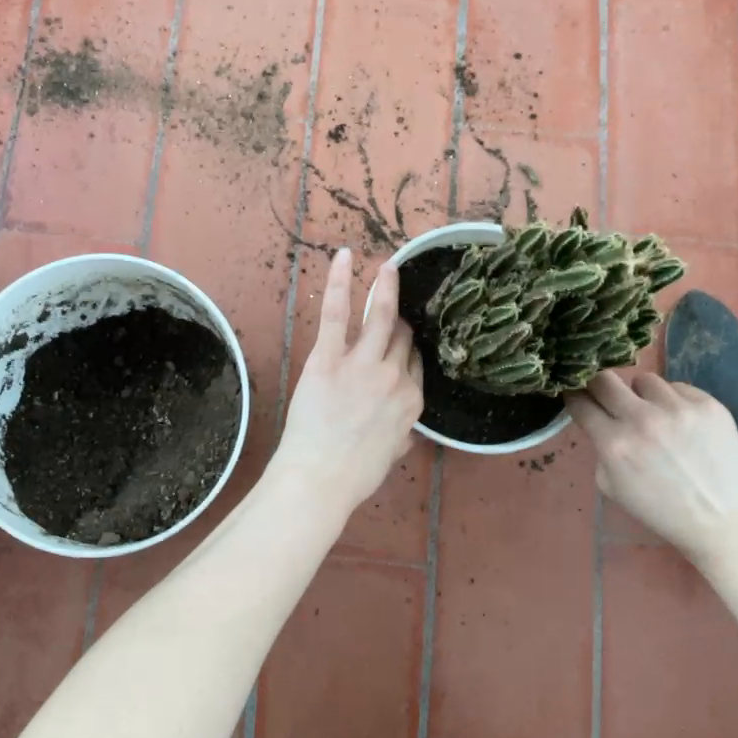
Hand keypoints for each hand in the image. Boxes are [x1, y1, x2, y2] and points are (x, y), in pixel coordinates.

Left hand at [275, 249, 424, 512]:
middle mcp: (395, 376)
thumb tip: (407, 431)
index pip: (416, 363)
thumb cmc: (355, 474)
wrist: (321, 478)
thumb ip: (402, 435)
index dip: (409, 350)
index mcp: (412, 401)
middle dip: (399, 321)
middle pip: (402, 338)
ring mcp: (364, 364)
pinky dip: (341, 282)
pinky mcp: (329, 358)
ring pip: (381, 318)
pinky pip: (339, 313)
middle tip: (392, 302)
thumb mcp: (392, 455)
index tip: (404, 340)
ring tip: (389, 267)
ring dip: (386, 289)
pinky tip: (345, 259)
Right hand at [568, 371, 737, 567]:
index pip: (580, 402)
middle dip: (599, 387)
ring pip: (644, 380)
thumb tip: (603, 425)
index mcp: (614, 444)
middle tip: (608, 399)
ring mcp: (678, 409)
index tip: (577, 396)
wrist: (725, 522)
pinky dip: (673, 401)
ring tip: (654, 415)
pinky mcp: (709, 406)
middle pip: (604, 379)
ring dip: (641, 395)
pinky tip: (681, 423)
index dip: (574, 397)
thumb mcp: (612, 488)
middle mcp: (642, 419)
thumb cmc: (663, 511)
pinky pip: (678, 388)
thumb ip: (601, 451)